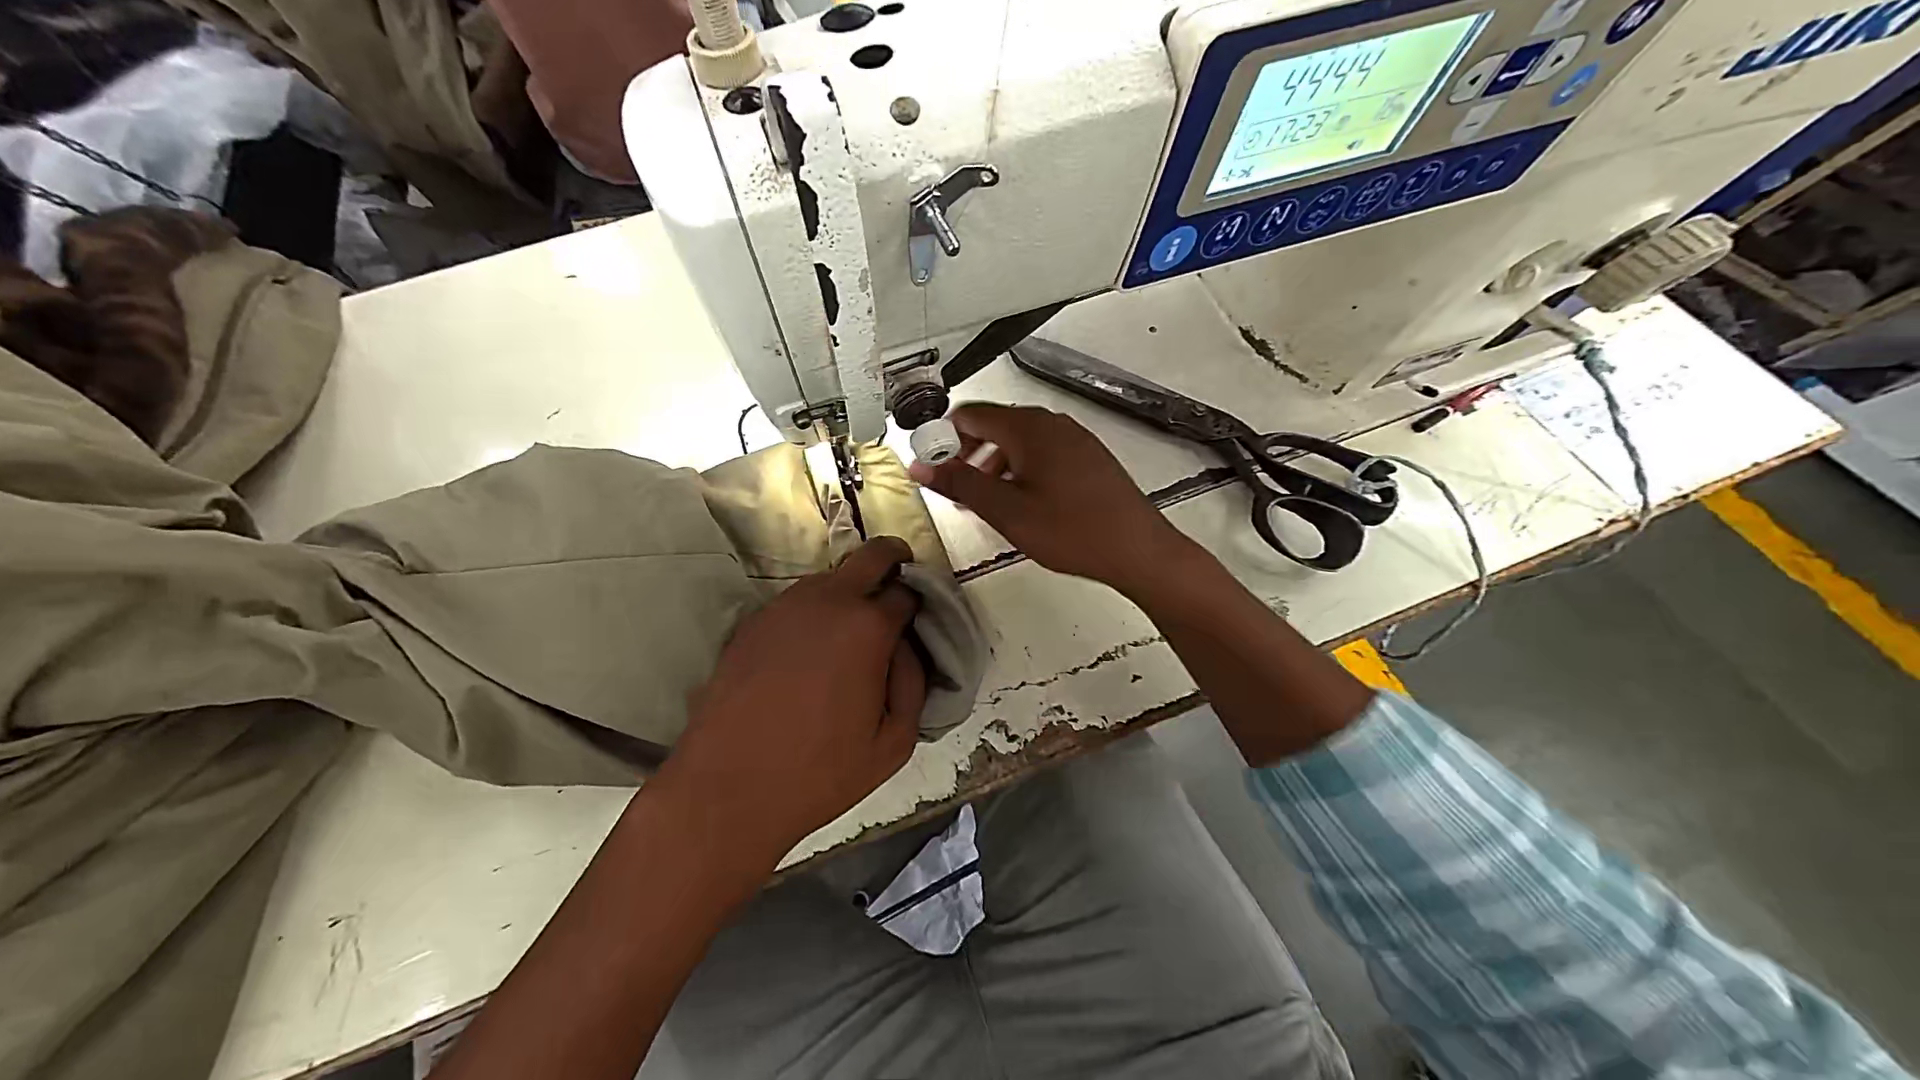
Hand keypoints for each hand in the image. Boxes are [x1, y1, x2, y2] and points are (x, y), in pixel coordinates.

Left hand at [654, 537, 927, 867]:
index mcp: (867, 627)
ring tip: (852, 635)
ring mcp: (784, 607)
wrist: (725, 789)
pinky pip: (798, 602)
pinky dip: (816, 611)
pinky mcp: (753, 622)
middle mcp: (826, 601)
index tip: (921, 620)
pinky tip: (812, 652)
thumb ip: (913, 682)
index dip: (921, 603)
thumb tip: (906, 647)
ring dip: (851, 590)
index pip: (908, 591)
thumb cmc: (819, 772)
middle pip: (872, 555)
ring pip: (831, 576)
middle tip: (901, 589)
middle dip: (894, 561)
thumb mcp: (894, 742)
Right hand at [909, 404, 1196, 595]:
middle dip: (968, 454)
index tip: (932, 462)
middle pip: (994, 425)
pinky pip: (1042, 453)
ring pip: (1018, 441)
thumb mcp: (1006, 511)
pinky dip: (1021, 470)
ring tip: (986, 501)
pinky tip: (1022, 502)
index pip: (969, 415)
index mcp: (1029, 428)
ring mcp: (1074, 439)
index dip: (943, 437)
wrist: (1137, 549)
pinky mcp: (1087, 457)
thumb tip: (925, 467)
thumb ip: (960, 484)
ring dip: (993, 465)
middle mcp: (1053, 425)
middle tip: (955, 485)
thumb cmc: (1077, 530)